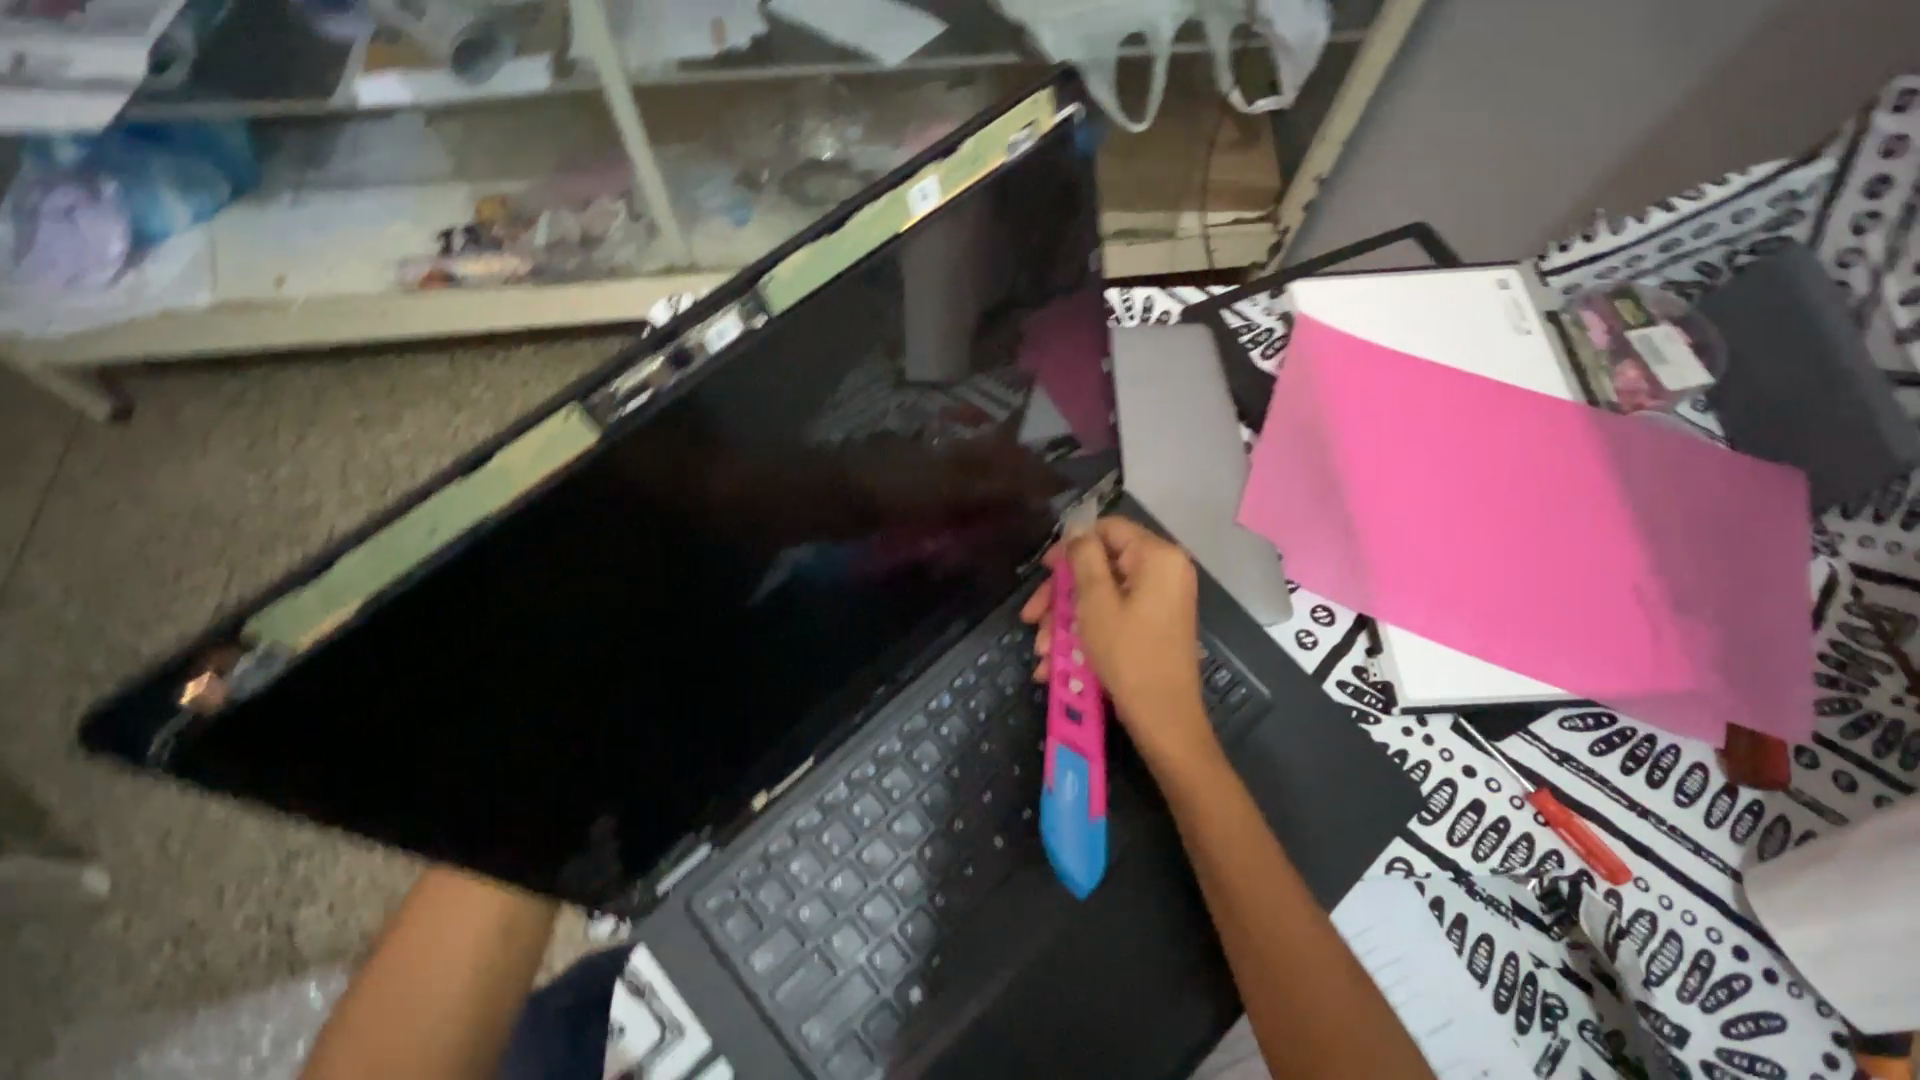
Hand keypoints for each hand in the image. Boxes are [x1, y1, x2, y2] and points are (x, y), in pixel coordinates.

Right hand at [1020, 515, 1214, 762]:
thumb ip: (1084, 558)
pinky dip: (1087, 633)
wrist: (1164, 718)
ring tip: (1042, 653)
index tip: (1043, 571)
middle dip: (1061, 595)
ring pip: (1102, 595)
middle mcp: (1165, 571)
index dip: (1071, 546)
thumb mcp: (1096, 603)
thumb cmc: (1128, 654)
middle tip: (1030, 618)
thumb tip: (1077, 530)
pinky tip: (1057, 663)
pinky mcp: (1155, 625)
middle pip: (1101, 566)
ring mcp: (1162, 600)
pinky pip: (1115, 616)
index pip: (1108, 529)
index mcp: (1157, 557)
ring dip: (1066, 621)